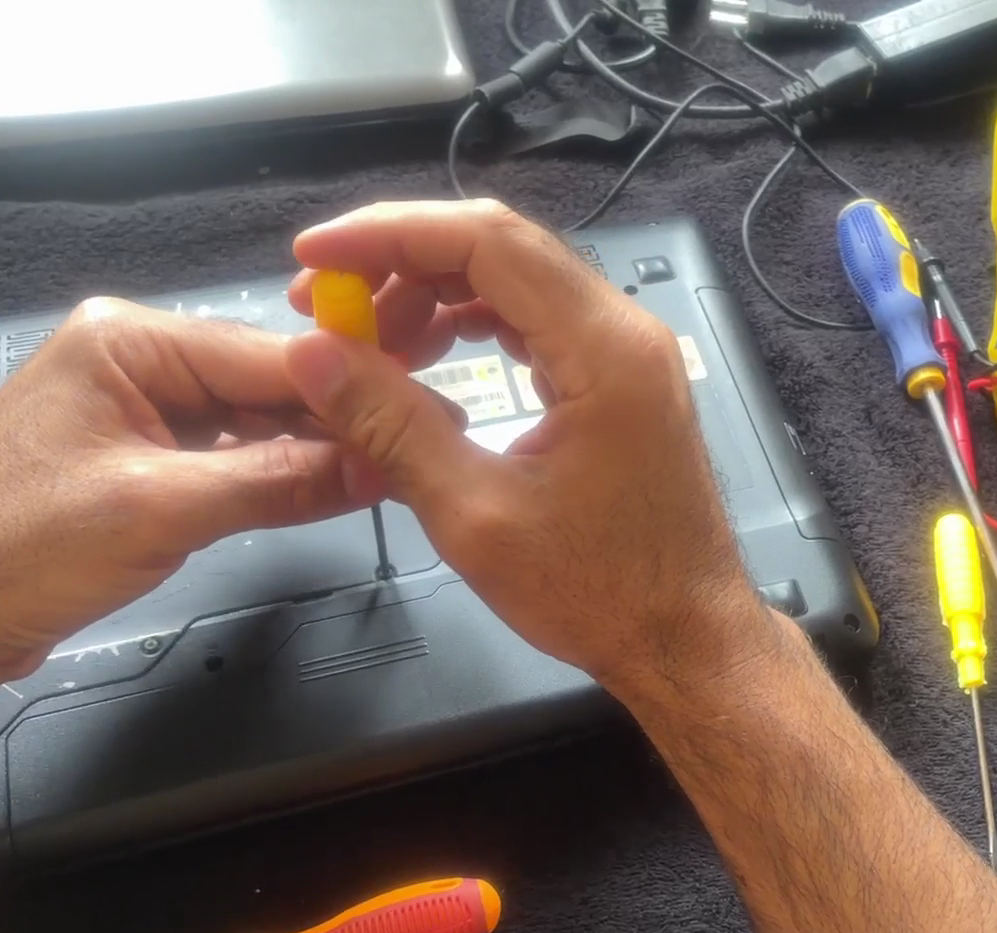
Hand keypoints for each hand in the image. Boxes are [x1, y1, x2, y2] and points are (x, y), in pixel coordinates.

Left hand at [0, 300, 385, 687]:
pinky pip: (244, 456)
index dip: (358, 393)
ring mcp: (152, 411)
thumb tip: (378, 469)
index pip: (278, 360)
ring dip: (320, 454)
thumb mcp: (165, 506)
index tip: (429, 419)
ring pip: (267, 424)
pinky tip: (333, 489)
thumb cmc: (10, 548)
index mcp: (131, 343)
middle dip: (343, 426)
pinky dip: (288, 476)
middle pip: (277, 389)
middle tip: (415, 454)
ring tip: (387, 474)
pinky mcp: (159, 456)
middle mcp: (144, 364)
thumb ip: (282, 479)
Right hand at [283, 200, 774, 692]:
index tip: (311, 260)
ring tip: (372, 342)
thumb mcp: (478, 516)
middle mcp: (630, 337)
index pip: (489, 240)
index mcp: (606, 352)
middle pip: (507, 253)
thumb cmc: (599, 592)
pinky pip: (548, 330)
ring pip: (525, 288)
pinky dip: (484, 330)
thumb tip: (312, 353)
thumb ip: (392, 426)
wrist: (685, 634)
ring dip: (442, 298)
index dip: (388, 233)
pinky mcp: (629, 388)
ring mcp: (636, 361)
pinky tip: (436, 358)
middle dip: (407, 265)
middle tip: (330, 310)